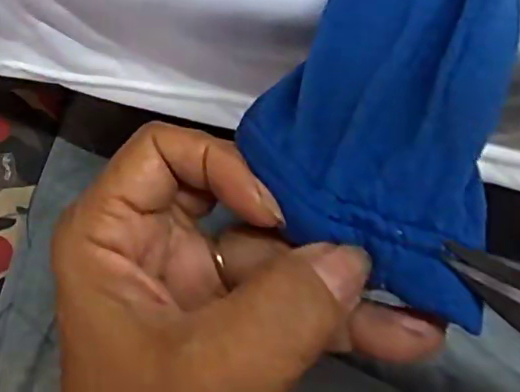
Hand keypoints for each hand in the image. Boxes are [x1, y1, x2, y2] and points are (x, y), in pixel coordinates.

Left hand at [53, 122, 444, 391]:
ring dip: (338, 276)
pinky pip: (287, 307)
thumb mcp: (204, 368)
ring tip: (408, 280)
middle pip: (226, 195)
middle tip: (356, 222)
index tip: (272, 210)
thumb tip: (351, 257)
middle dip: (295, 214)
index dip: (218, 162)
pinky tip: (405, 330)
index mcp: (110, 232)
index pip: (160, 151)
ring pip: (268, 255)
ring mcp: (193, 288)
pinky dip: (340, 319)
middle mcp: (150, 245)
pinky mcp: (230, 331)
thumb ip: (279, 311)